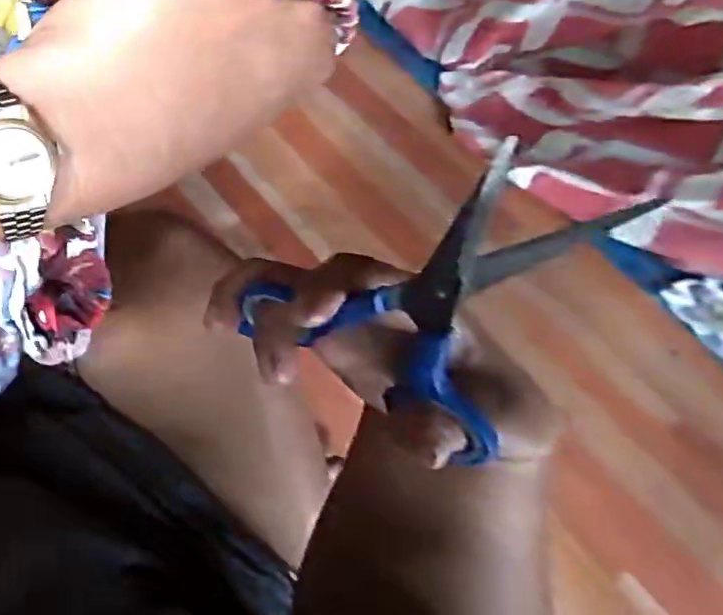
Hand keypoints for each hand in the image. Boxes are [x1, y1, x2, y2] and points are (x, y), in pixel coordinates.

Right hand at [207, 253, 563, 466]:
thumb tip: (422, 447)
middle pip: (307, 276)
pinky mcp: (309, 325)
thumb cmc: (493, 405)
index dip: (333, 286)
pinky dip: (236, 305)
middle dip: (280, 304)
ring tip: (219, 326)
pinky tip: (219, 326)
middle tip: (275, 363)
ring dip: (243, 297)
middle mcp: (363, 295)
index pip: (366, 274)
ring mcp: (332, 307)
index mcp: (412, 302)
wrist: (473, 406)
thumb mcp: (503, 425)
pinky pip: (263, 301)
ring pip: (273, 279)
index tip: (313, 318)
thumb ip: (462, 430)